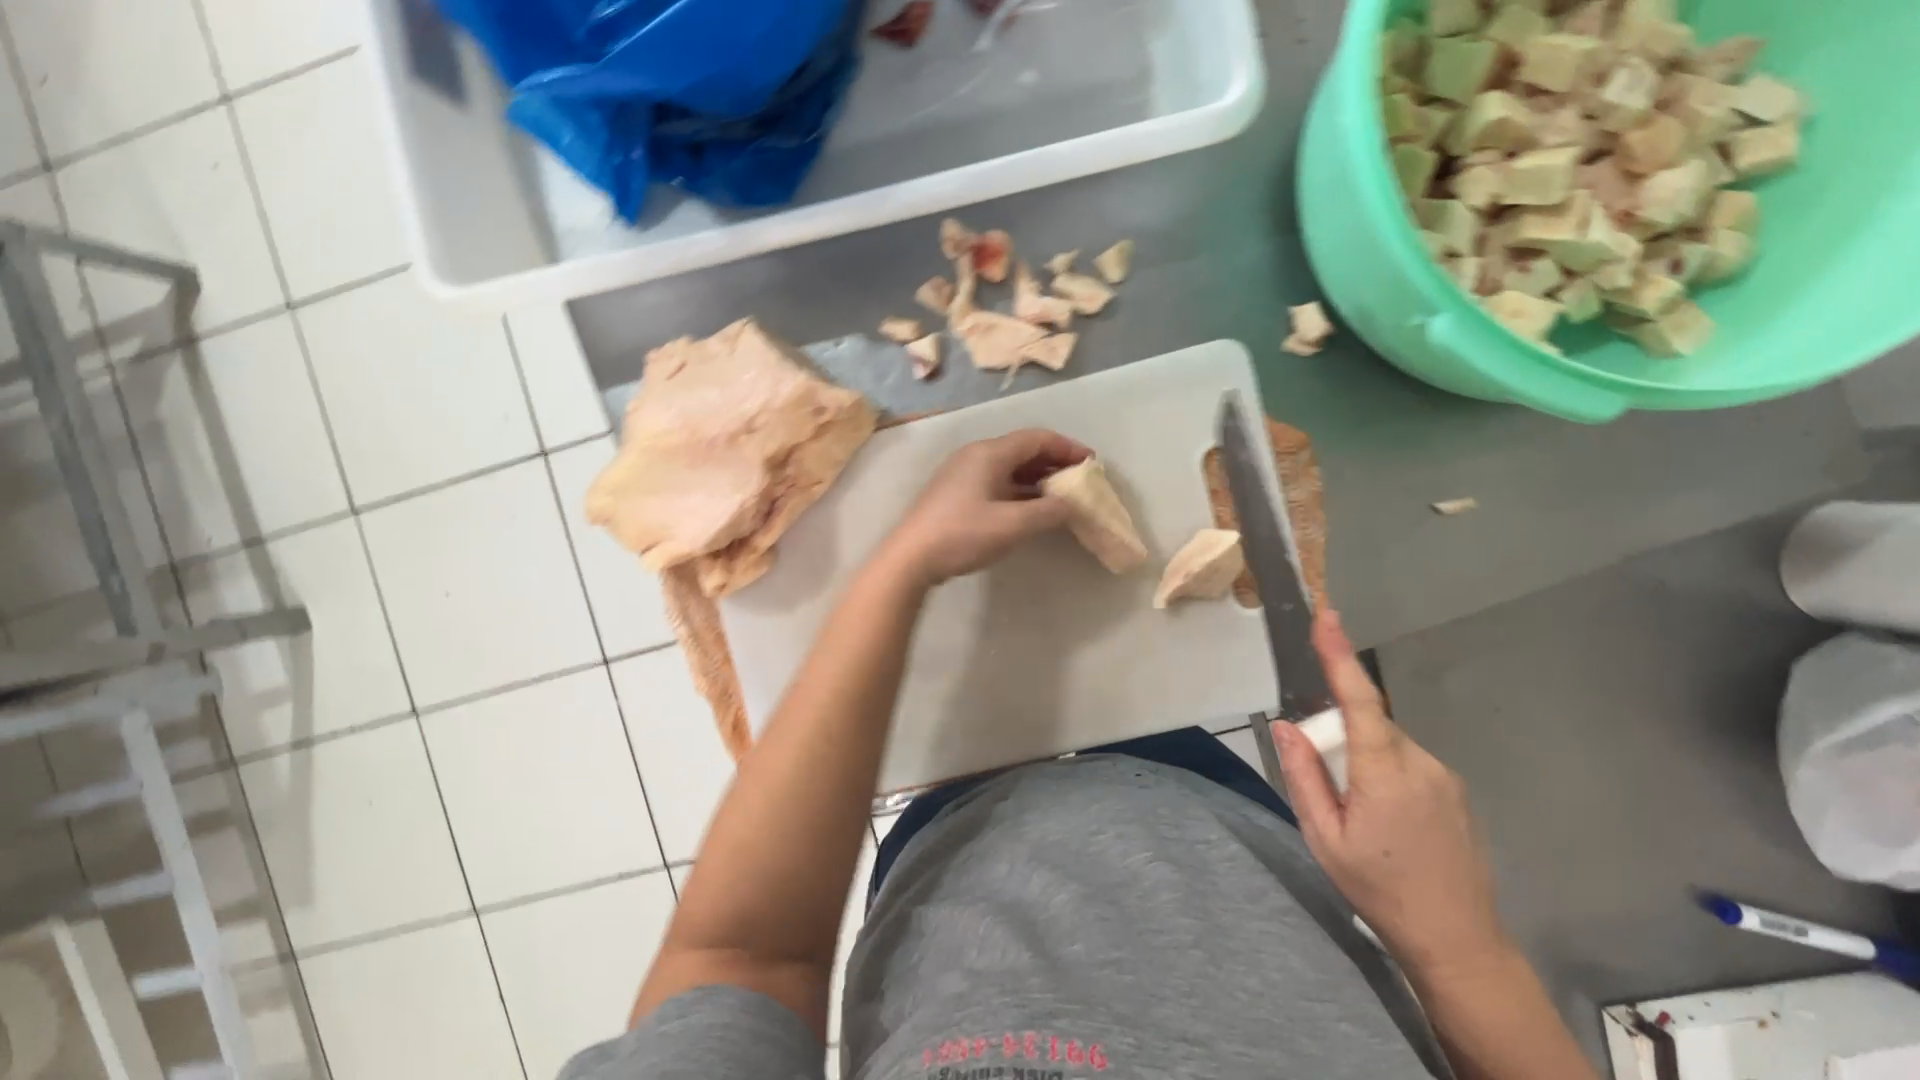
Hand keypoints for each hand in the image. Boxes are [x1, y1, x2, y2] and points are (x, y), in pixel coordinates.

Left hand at [879, 429, 1089, 586]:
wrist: (910, 558)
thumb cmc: (962, 535)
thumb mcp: (1013, 525)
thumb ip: (1049, 512)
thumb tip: (1072, 505)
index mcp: (990, 453)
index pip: (1038, 438)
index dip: (1069, 448)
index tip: (1092, 464)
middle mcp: (976, 455)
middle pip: (1024, 450)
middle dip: (1055, 464)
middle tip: (1080, 483)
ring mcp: (964, 474)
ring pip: (1010, 467)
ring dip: (1038, 479)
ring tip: (1062, 498)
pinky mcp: (957, 493)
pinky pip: (997, 482)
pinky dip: (1020, 490)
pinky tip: (1032, 510)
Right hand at [1274, 610, 1509, 978]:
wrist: (1456, 939)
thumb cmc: (1380, 890)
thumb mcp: (1325, 840)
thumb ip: (1303, 778)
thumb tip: (1286, 727)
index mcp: (1383, 772)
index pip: (1358, 700)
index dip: (1340, 655)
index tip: (1327, 617)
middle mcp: (1420, 762)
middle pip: (1369, 726)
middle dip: (1341, 741)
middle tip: (1333, 796)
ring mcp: (1444, 776)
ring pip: (1388, 746)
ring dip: (1365, 764)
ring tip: (1363, 821)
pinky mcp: (1456, 791)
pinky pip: (1409, 764)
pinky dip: (1387, 777)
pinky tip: (1389, 824)